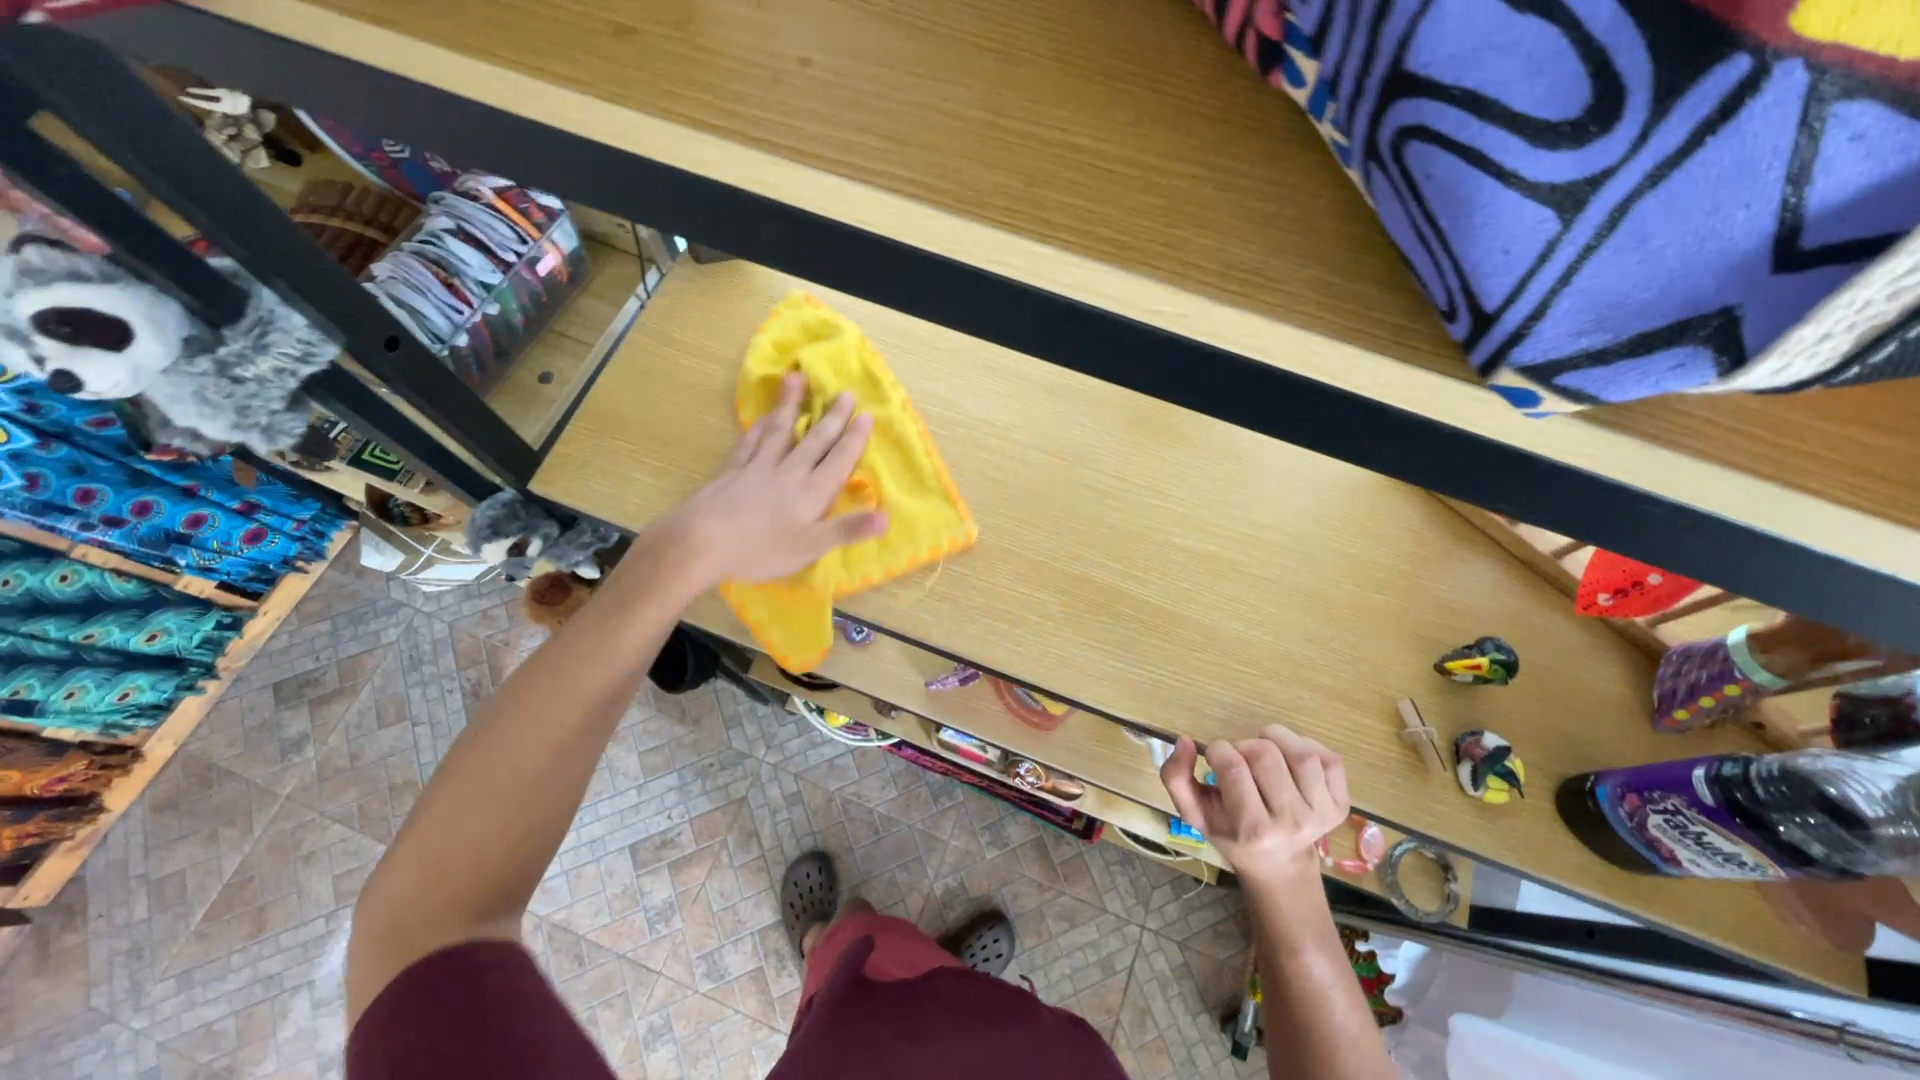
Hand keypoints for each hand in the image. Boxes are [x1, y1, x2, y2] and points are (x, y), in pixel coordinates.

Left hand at [653, 372, 888, 589]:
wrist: (702, 540)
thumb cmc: (761, 550)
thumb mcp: (810, 547)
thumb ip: (847, 530)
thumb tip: (886, 518)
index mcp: (811, 492)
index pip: (838, 460)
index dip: (854, 439)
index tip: (867, 415)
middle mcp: (788, 472)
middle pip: (814, 440)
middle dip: (832, 418)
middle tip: (846, 394)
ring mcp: (758, 467)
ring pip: (780, 431)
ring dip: (791, 405)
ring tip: (798, 380)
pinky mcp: (733, 470)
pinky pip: (750, 442)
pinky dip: (759, 427)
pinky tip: (763, 417)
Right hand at [1159, 724, 1348, 894]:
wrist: (1278, 864)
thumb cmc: (1230, 835)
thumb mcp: (1195, 814)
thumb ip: (1177, 778)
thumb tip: (1185, 740)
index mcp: (1252, 830)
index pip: (1232, 768)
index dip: (1217, 750)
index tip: (1214, 757)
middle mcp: (1291, 824)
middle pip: (1265, 755)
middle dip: (1244, 744)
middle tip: (1238, 756)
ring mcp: (1321, 814)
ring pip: (1300, 753)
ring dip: (1276, 738)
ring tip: (1263, 747)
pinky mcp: (1341, 805)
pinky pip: (1329, 759)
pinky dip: (1307, 745)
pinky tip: (1290, 756)